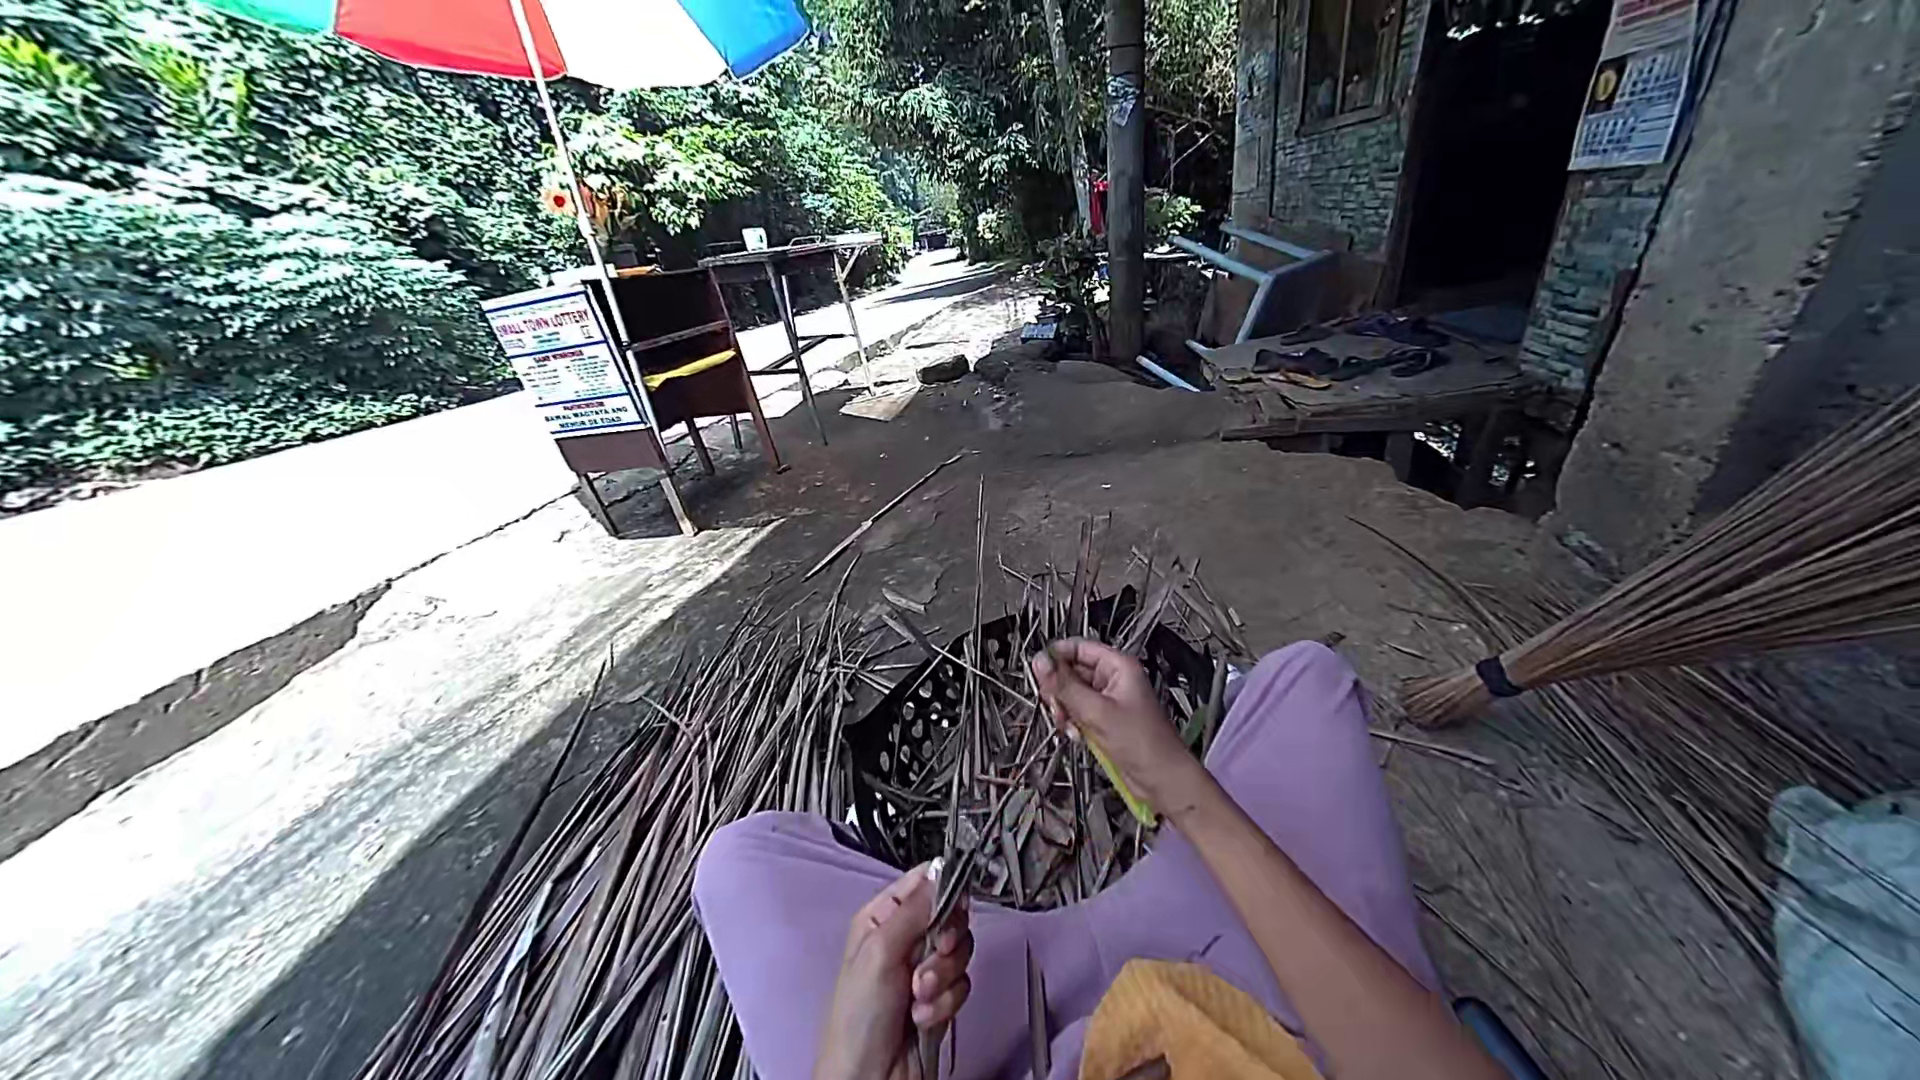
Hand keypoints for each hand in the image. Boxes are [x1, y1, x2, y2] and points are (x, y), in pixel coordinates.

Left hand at [815, 862, 973, 1079]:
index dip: (944, 888)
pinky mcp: (941, 996)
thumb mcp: (880, 952)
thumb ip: (914, 911)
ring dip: (943, 976)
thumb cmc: (857, 1019)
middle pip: (950, 913)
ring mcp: (924, 967)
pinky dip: (946, 1001)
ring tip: (918, 996)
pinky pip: (963, 983)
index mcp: (883, 916)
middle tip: (933, 954)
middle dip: (946, 939)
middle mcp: (905, 936)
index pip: (924, 882)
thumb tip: (939, 873)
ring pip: (959, 949)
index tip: (951, 904)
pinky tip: (923, 1016)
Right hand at [1029, 638, 1206, 814]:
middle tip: (1054, 703)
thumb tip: (1041, 662)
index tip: (1039, 670)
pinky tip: (1075, 733)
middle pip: (1071, 671)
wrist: (1162, 781)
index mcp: (1118, 666)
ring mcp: (1107, 701)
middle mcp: (1112, 680)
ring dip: (1063, 708)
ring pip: (1071, 693)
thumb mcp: (1096, 711)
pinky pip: (1077, 712)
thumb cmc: (1145, 745)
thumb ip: (1064, 685)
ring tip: (1067, 722)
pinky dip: (1071, 722)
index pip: (1078, 647)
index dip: (1056, 657)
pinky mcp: (1103, 720)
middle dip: (1058, 689)